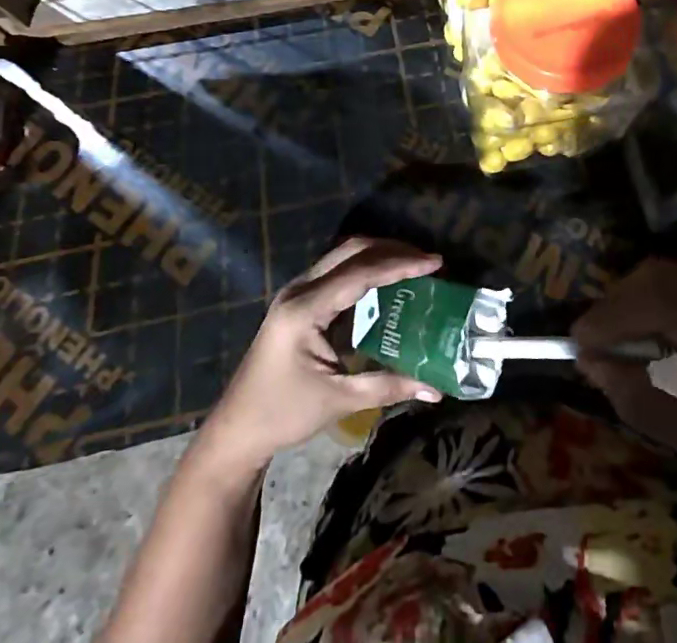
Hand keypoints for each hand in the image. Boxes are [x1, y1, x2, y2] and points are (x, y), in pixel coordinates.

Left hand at [197, 238, 443, 471]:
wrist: (239, 426)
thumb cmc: (283, 412)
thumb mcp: (339, 399)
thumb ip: (388, 386)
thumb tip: (437, 389)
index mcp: (305, 308)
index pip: (360, 273)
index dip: (400, 264)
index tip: (436, 262)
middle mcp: (299, 290)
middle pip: (350, 251)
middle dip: (391, 250)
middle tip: (430, 261)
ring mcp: (296, 294)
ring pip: (342, 257)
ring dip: (378, 256)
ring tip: (416, 267)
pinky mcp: (299, 303)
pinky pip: (336, 274)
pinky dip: (365, 271)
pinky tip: (388, 285)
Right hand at [573, 259, 676, 516]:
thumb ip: (644, 404)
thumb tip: (590, 363)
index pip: (664, 303)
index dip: (611, 315)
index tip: (578, 345)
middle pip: (663, 277)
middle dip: (616, 304)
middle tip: (592, 345)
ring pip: (670, 277)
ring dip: (630, 302)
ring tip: (612, 343)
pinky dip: (650, 305)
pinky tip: (644, 340)